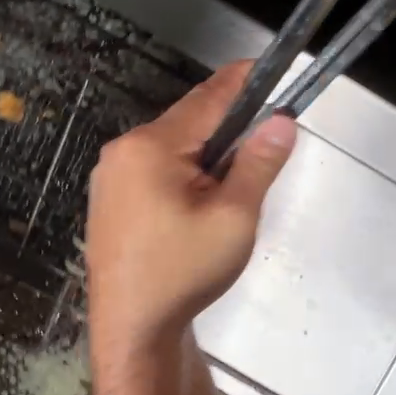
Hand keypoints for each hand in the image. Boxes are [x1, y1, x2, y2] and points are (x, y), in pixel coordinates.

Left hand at [87, 62, 297, 355]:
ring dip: (211, 158)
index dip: (243, 82)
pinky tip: (206, 206)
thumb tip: (283, 121)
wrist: (134, 327)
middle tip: (268, 149)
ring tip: (238, 192)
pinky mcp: (113, 201)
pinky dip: (190, 176)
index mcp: (151, 148)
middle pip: (191, 124)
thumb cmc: (185, 271)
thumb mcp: (235, 217)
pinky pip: (159, 171)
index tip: (268, 68)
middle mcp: (124, 152)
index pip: (208, 100)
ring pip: (176, 150)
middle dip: (231, 130)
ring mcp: (112, 177)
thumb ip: (259, 164)